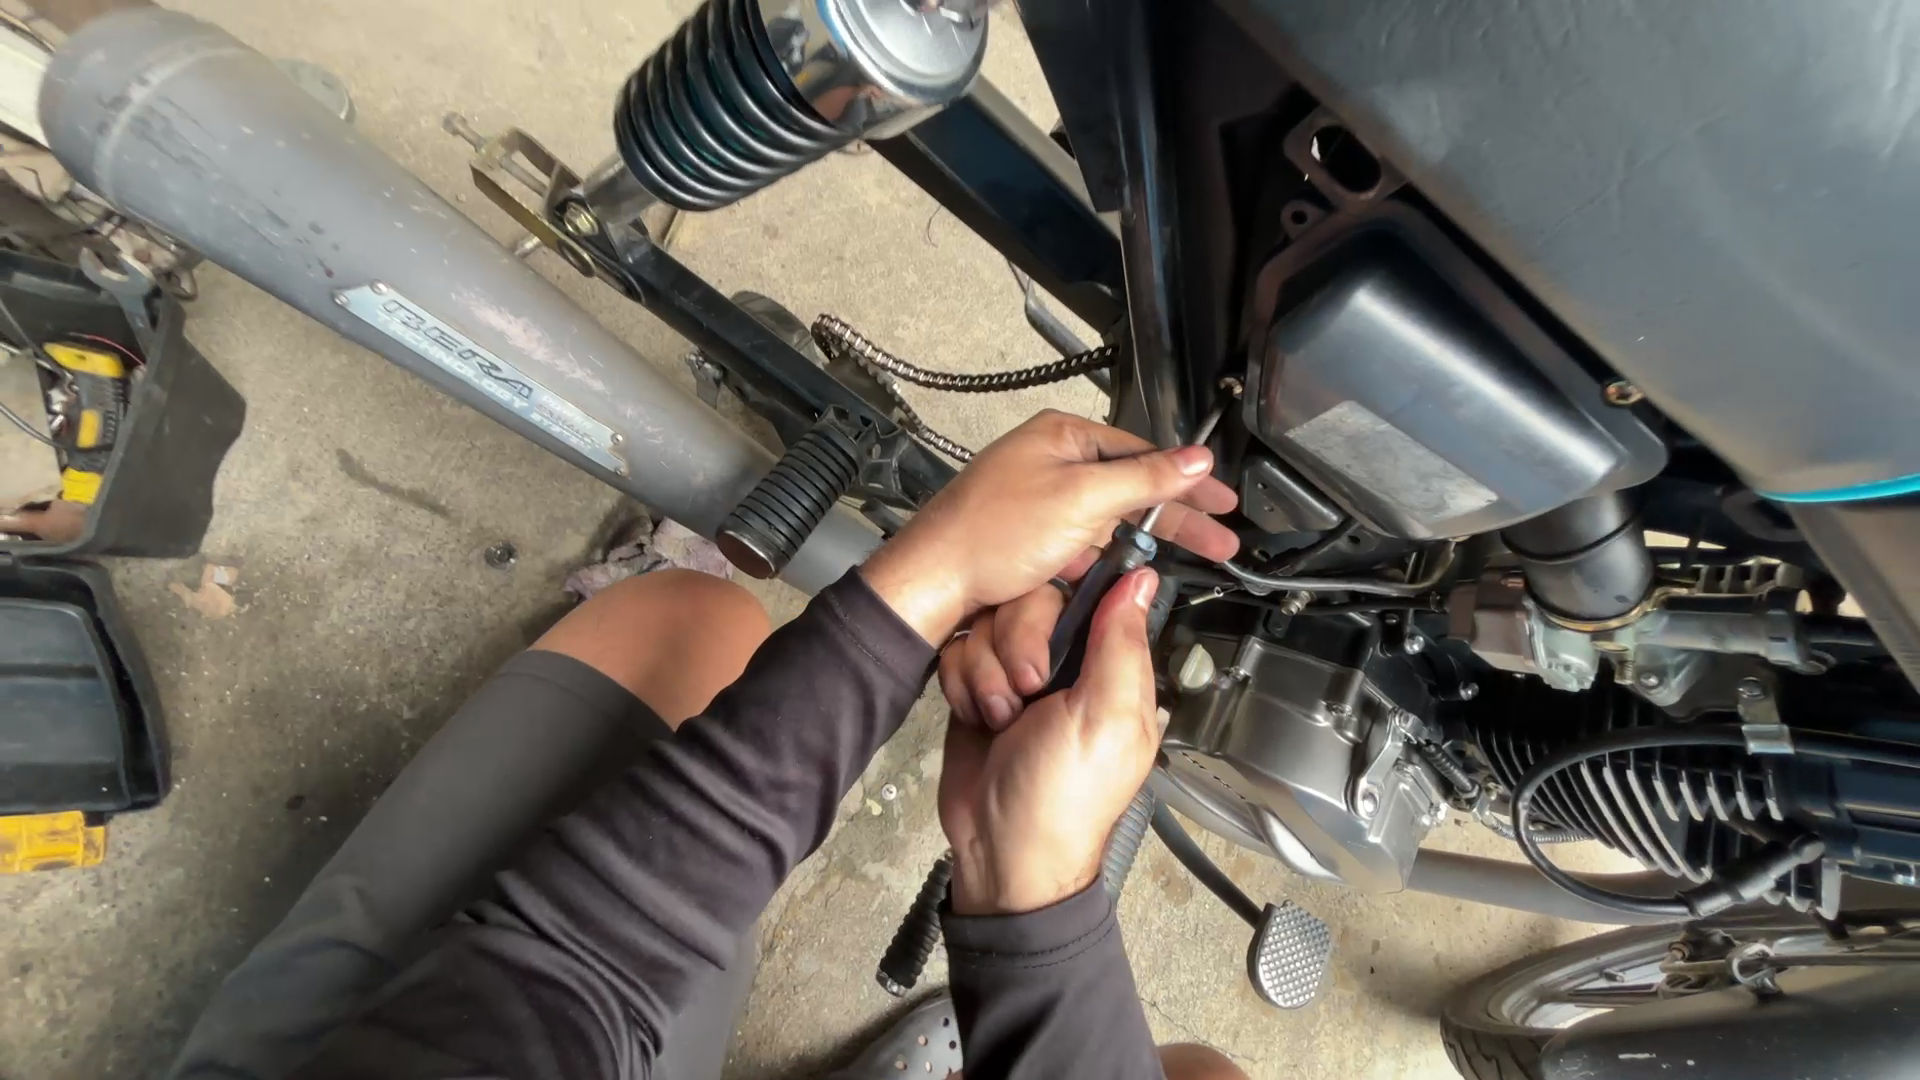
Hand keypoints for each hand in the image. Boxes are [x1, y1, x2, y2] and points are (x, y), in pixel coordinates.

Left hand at [860, 410, 1237, 644]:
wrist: (938, 578)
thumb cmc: (992, 531)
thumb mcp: (1082, 498)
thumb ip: (1144, 478)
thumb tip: (1195, 458)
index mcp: (1064, 438)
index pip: (1144, 454)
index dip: (1188, 482)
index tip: (1220, 503)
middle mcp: (1051, 461)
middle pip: (1131, 485)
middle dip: (1178, 515)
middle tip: (1217, 538)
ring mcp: (1041, 497)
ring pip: (1108, 515)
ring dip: (1146, 537)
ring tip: (1191, 554)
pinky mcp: (1031, 532)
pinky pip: (1082, 538)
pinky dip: (1107, 553)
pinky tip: (1127, 569)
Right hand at [939, 567, 1163, 914]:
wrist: (999, 850)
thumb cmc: (1063, 796)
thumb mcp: (1106, 720)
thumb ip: (1121, 646)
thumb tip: (1142, 578)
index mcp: (1109, 667)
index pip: (1087, 594)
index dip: (1062, 602)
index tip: (1048, 632)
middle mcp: (1064, 662)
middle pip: (1028, 603)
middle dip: (1017, 647)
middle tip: (1026, 692)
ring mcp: (1016, 672)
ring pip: (987, 624)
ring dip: (985, 673)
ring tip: (999, 717)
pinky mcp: (977, 685)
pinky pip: (959, 650)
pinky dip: (962, 684)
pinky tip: (975, 717)